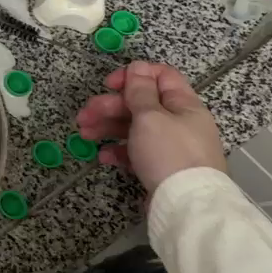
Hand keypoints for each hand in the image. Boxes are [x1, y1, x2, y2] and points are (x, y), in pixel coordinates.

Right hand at [76, 60, 225, 195]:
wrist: (187, 206)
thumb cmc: (168, 153)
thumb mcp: (150, 116)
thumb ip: (140, 90)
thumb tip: (138, 66)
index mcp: (183, 106)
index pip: (161, 76)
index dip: (134, 75)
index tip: (111, 85)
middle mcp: (179, 122)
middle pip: (139, 102)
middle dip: (108, 106)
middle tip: (85, 115)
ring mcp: (170, 145)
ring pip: (133, 126)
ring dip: (106, 126)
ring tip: (84, 135)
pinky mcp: (160, 165)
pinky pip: (135, 150)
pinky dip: (118, 149)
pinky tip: (104, 156)